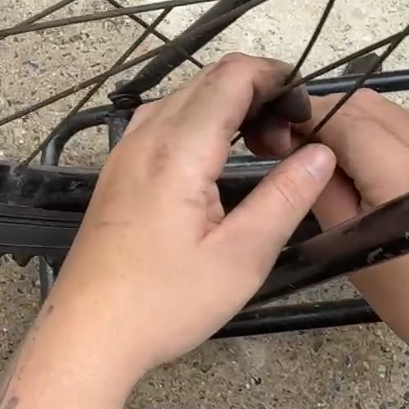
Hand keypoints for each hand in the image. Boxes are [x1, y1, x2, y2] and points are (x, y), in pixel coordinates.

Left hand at [45, 54, 335, 380]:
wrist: (88, 333)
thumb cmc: (164, 303)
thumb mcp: (241, 257)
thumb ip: (285, 197)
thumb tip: (320, 154)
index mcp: (178, 148)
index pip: (232, 75)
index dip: (275, 77)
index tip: (304, 110)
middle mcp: (146, 134)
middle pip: (208, 79)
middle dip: (257, 92)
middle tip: (286, 143)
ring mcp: (125, 148)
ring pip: (184, 96)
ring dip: (228, 105)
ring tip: (259, 151)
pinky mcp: (117, 168)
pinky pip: (163, 119)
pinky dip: (199, 121)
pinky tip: (215, 159)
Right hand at [247, 89, 408, 345]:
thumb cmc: (406, 295)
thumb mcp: (344, 241)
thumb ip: (319, 186)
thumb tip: (298, 146)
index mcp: (399, 171)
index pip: (343, 117)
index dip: (306, 115)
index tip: (278, 128)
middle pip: (369, 104)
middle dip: (329, 112)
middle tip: (298, 140)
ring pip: (393, 114)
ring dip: (356, 121)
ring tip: (329, 152)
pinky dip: (382, 136)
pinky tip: (366, 166)